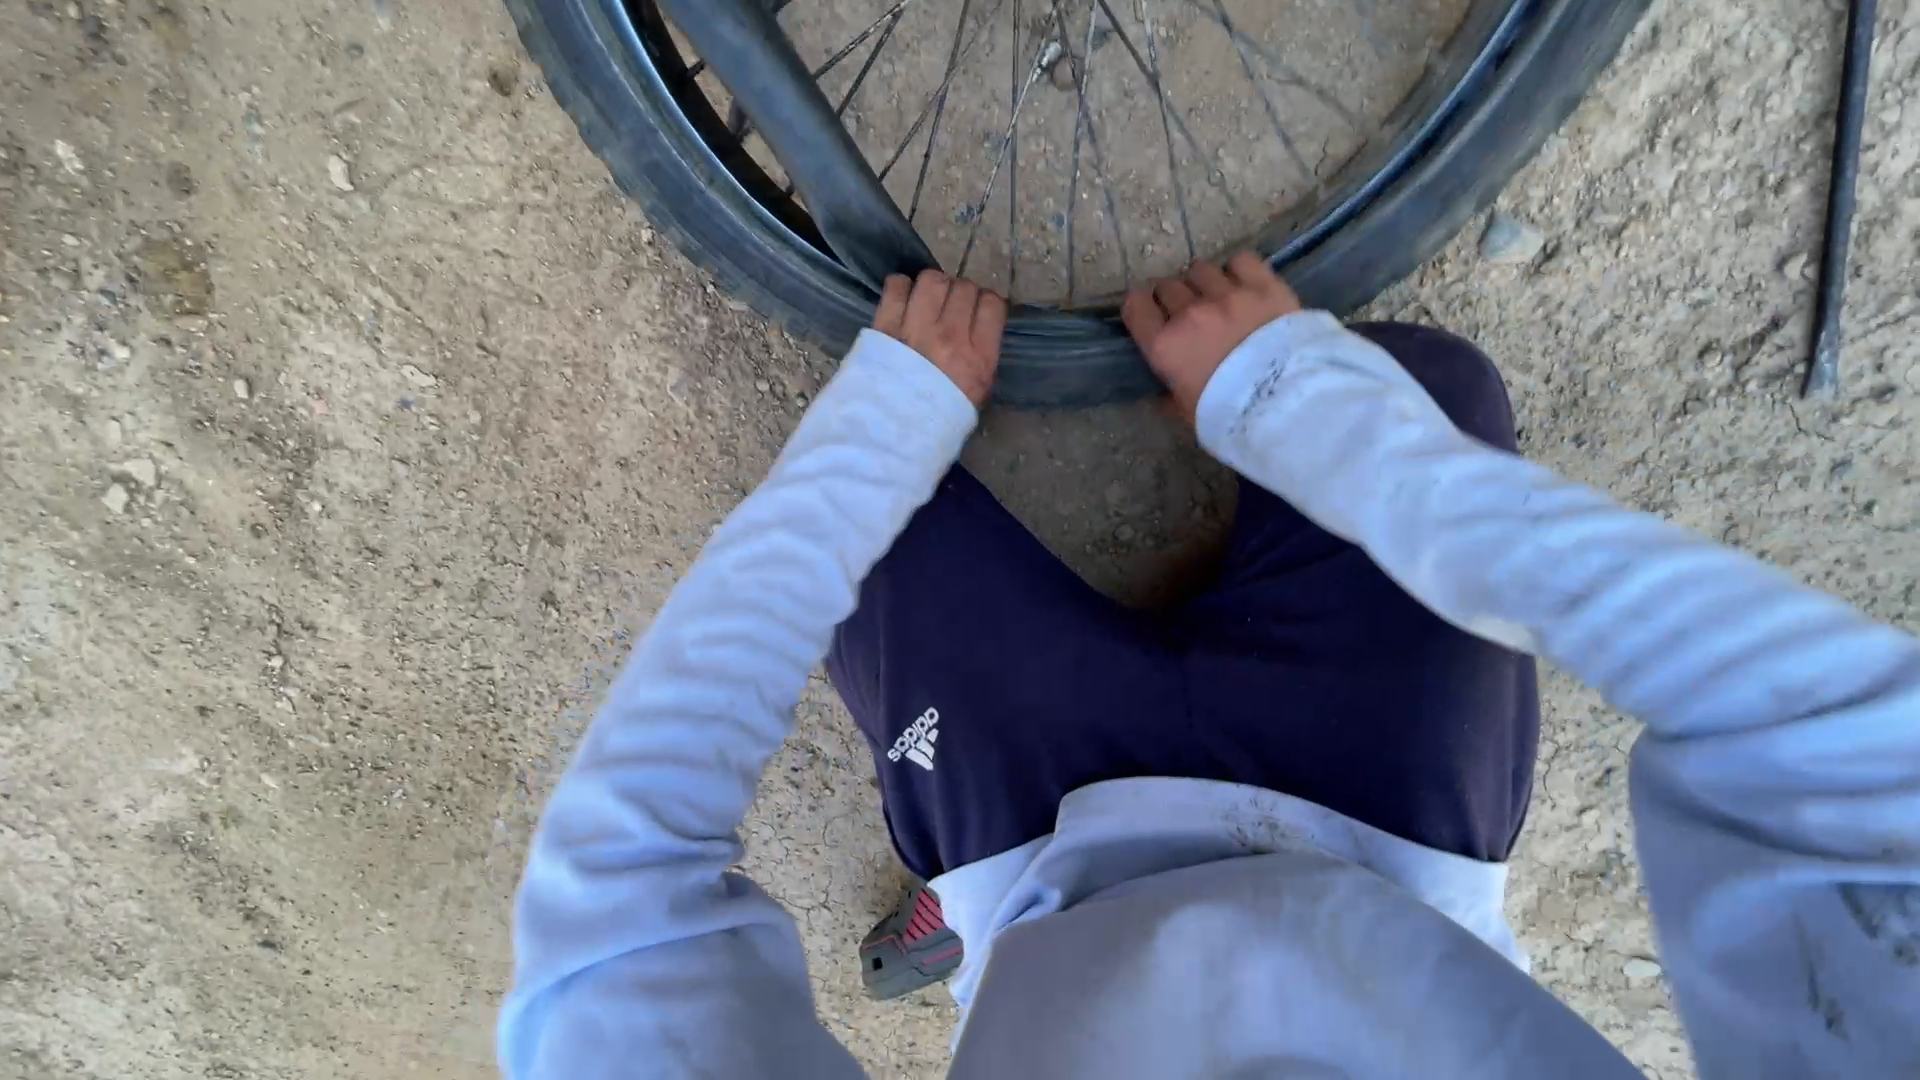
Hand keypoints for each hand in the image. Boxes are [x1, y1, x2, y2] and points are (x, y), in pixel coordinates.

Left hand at [873, 270, 1007, 407]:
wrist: (893, 434)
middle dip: (960, 294)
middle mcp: (950, 337)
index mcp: (978, 357)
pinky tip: (903, 301)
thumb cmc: (939, 418)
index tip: (977, 311)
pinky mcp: (885, 326)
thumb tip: (979, 324)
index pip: (992, 305)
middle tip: (950, 308)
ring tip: (927, 301)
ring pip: (933, 280)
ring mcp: (916, 329)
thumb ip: (983, 357)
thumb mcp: (976, 394)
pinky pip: (897, 286)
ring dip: (933, 286)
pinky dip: (901, 288)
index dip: (986, 302)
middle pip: (964, 288)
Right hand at [1121, 253, 1302, 425]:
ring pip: (1200, 270)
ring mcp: (1227, 295)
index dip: (1140, 306)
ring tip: (1214, 296)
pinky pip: (1240, 261)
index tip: (1148, 313)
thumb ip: (1171, 397)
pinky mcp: (1263, 285)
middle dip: (1171, 297)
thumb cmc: (1229, 414)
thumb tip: (1163, 396)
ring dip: (1201, 282)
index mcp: (1165, 346)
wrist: (1285, 402)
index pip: (1135, 307)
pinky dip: (1237, 270)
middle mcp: (1189, 313)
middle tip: (1185, 312)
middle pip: (1167, 286)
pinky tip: (1242, 283)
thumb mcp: (1188, 414)